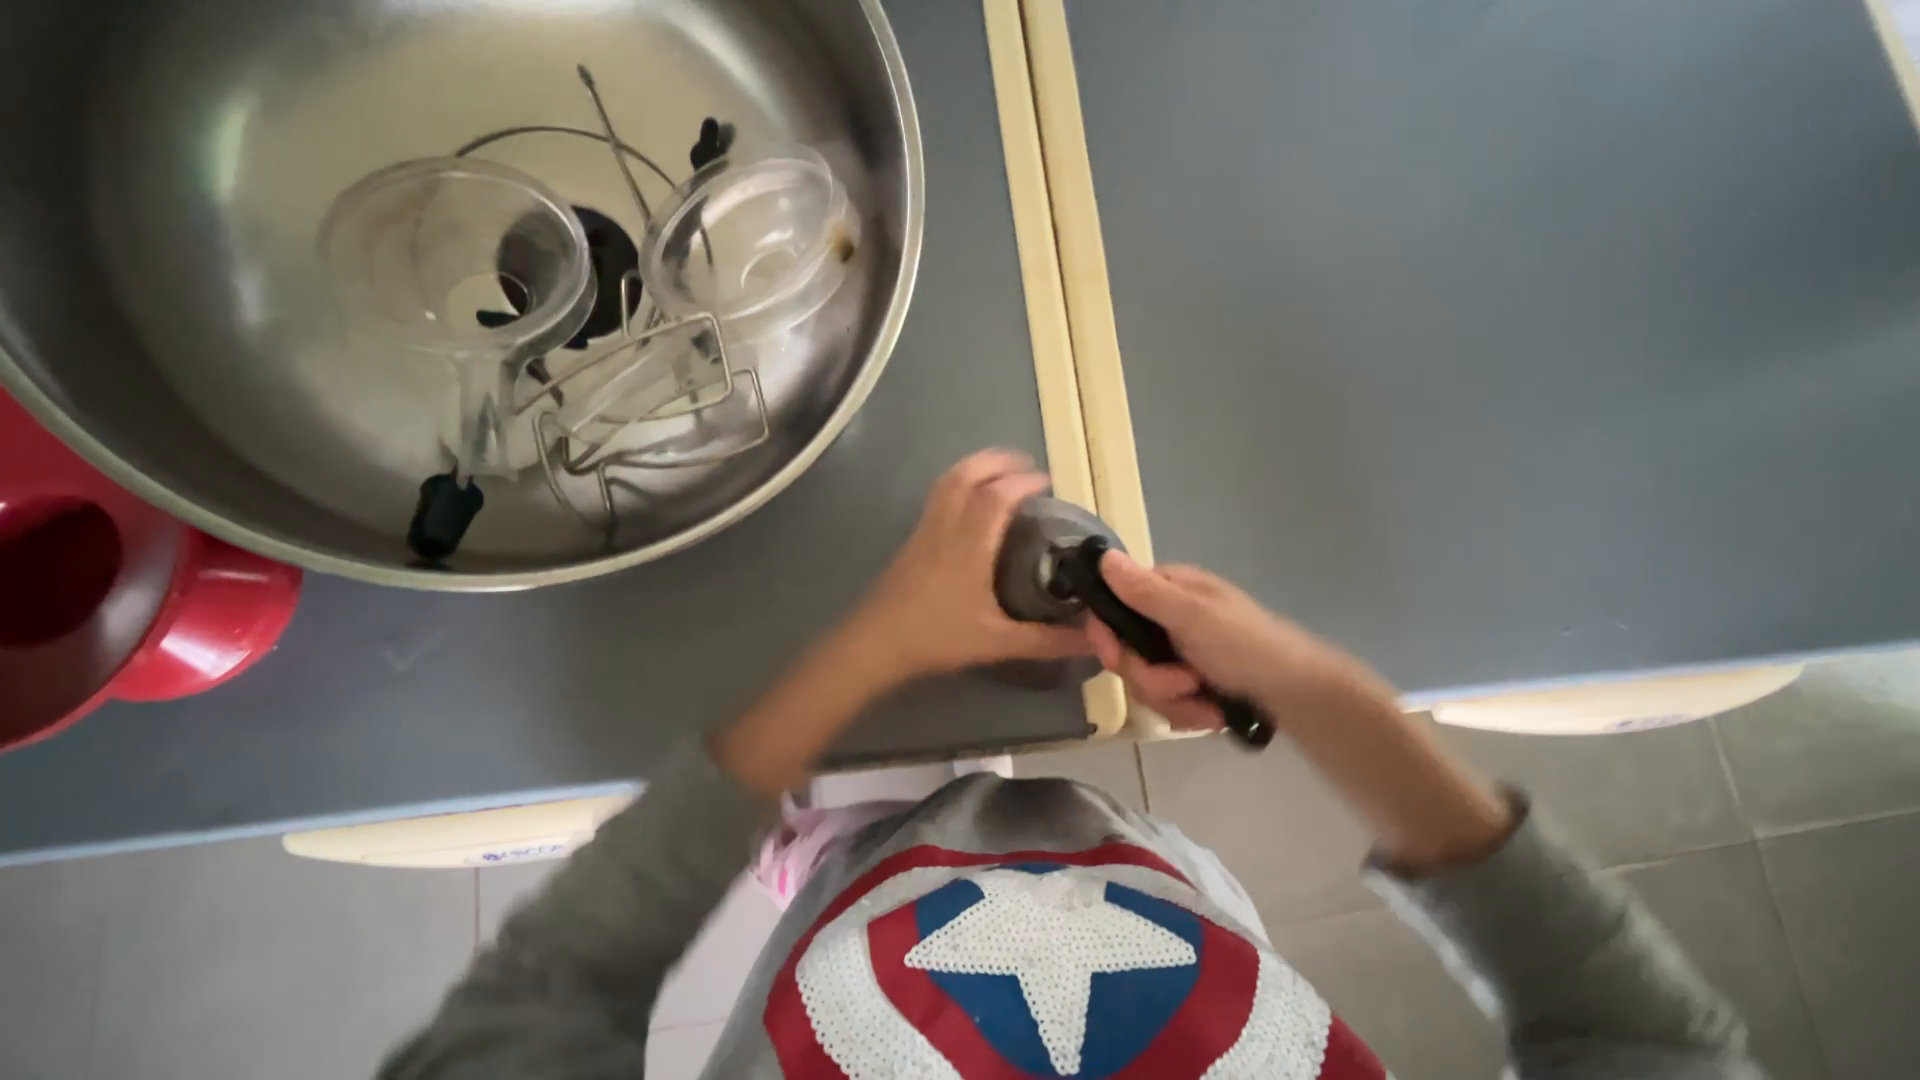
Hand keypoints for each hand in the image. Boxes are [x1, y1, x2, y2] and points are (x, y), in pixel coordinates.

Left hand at [845, 449, 1089, 681]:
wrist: (874, 646)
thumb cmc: (936, 640)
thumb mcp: (997, 643)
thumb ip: (1046, 640)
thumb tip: (1093, 637)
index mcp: (969, 547)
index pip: (997, 497)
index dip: (1023, 482)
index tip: (1048, 482)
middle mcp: (945, 529)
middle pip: (967, 476)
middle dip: (998, 461)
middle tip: (1025, 465)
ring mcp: (923, 532)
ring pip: (947, 483)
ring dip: (975, 467)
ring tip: (999, 471)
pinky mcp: (910, 543)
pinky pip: (936, 498)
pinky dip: (957, 485)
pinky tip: (968, 504)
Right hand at [1086, 551, 1391, 730]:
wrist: (1299, 695)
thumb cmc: (1247, 646)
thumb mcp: (1193, 616)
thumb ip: (1145, 592)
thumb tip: (1103, 555)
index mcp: (1169, 590)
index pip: (1111, 606)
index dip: (1106, 635)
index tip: (1113, 657)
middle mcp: (1169, 618)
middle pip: (1125, 653)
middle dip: (1151, 678)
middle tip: (1183, 683)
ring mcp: (1180, 653)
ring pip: (1143, 683)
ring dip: (1172, 700)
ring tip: (1205, 703)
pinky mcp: (1191, 683)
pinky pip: (1166, 702)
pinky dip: (1187, 712)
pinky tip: (1211, 713)